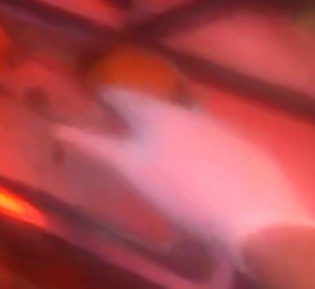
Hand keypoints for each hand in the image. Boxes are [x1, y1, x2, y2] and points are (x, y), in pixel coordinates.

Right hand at [54, 91, 313, 257]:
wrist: (262, 221)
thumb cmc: (181, 192)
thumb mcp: (129, 171)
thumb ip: (91, 145)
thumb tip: (52, 124)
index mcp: (151, 110)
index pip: (117, 93)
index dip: (101, 95)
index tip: (89, 100)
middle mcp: (182, 109)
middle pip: (150, 104)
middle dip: (135, 111)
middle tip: (122, 125)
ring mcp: (218, 126)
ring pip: (183, 119)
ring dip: (167, 127)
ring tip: (160, 145)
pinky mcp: (248, 150)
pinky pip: (213, 139)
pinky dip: (199, 145)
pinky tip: (201, 166)